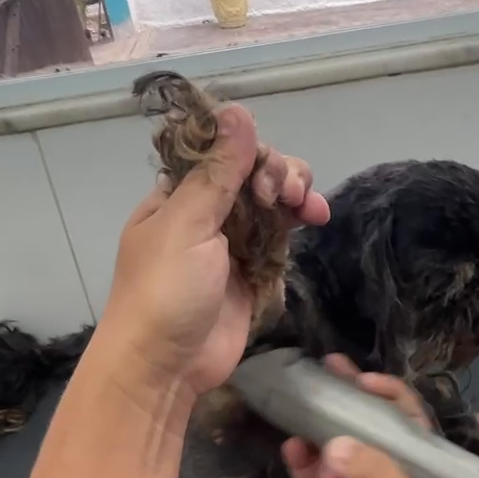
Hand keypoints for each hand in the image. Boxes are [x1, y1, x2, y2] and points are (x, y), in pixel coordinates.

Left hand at [102, 103, 328, 399]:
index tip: (265, 174)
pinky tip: (314, 219)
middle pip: (253, 174)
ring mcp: (231, 244)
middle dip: (279, 175)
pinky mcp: (252, 272)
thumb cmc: (164, 290)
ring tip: (311, 208)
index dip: (251, 152)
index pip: (223, 153)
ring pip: (271, 203)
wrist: (164, 367)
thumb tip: (238, 110)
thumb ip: (219, 171)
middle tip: (287, 196)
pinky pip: (279, 236)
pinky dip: (295, 225)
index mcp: (178, 195)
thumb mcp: (187, 224)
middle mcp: (205, 213)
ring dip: (294, 195)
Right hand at [284, 356, 471, 477]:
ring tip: (299, 402)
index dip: (385, 393)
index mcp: (413, 466)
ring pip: (330, 448)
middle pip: (362, 425)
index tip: (362, 379)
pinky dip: (299, 461)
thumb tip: (333, 445)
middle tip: (324, 368)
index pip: (401, 417)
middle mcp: (382, 472)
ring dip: (316, 426)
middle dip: (345, 397)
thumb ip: (375, 475)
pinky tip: (290, 444)